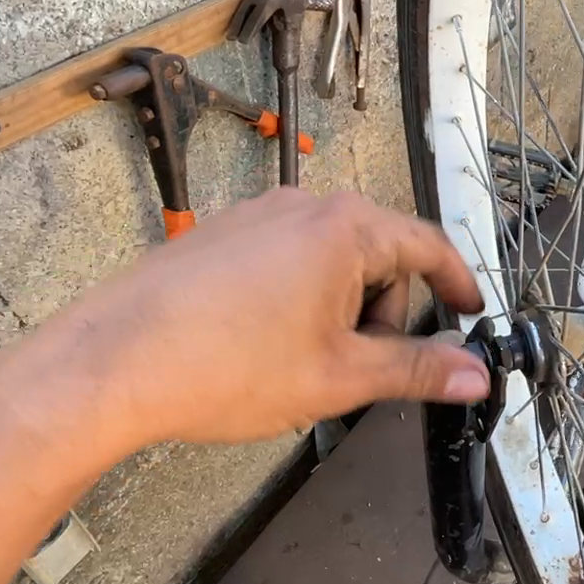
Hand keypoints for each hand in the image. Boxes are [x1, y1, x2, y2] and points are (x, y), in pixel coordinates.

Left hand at [0, 189, 487, 455]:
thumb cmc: (229, 367)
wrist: (107, 367)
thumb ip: (418, 370)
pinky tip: (270, 342)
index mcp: (346, 229)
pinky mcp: (224, 235)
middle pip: (380, 255)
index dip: (457, 282)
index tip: (470, 312)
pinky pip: (291, 259)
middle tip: (361, 366)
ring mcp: (258, 216)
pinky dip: (304, 298)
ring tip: (308, 361)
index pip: (428, 245)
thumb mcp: (342, 377)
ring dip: (343, 309)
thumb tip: (476, 373)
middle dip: (385, 311)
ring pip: (334, 260)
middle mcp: (304, 206)